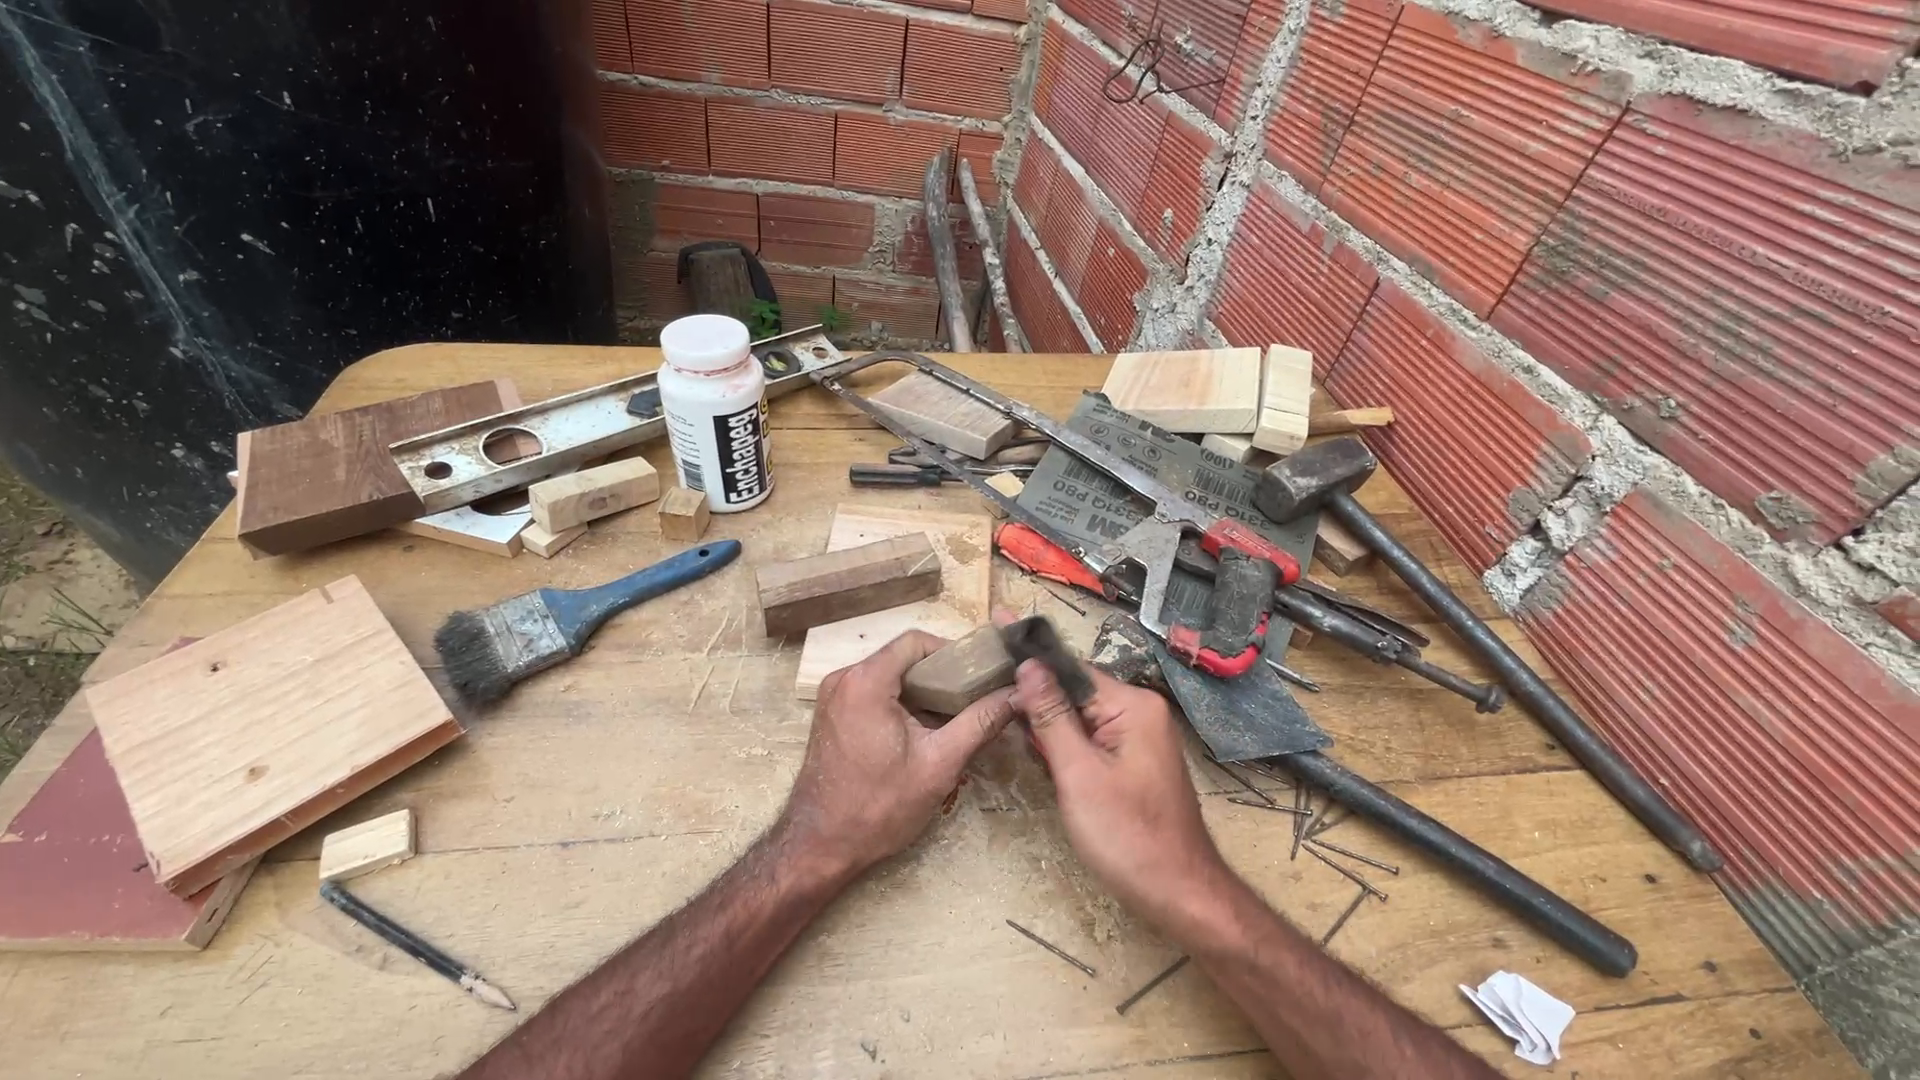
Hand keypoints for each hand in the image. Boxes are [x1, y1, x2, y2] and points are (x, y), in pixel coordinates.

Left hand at [784, 631, 1016, 875]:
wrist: (820, 845)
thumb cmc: (879, 806)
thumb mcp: (939, 764)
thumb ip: (980, 723)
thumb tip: (1015, 695)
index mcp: (866, 681)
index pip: (916, 641)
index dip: (952, 651)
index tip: (978, 674)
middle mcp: (844, 678)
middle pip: (902, 656)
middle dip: (940, 674)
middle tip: (973, 697)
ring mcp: (833, 696)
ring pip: (888, 675)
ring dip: (921, 690)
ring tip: (954, 715)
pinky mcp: (832, 714)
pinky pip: (873, 692)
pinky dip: (900, 702)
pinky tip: (924, 729)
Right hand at [1011, 659, 1229, 932]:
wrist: (1179, 894)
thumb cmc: (1128, 836)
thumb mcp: (1079, 775)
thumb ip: (1052, 716)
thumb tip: (1029, 665)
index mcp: (1132, 706)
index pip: (1071, 668)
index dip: (1029, 656)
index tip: (995, 626)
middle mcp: (1140, 712)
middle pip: (1075, 689)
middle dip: (1035, 694)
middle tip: (988, 687)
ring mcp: (1139, 738)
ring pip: (1080, 716)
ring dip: (1047, 722)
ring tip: (1005, 714)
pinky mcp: (1133, 761)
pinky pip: (1091, 738)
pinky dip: (1064, 744)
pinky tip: (1038, 750)